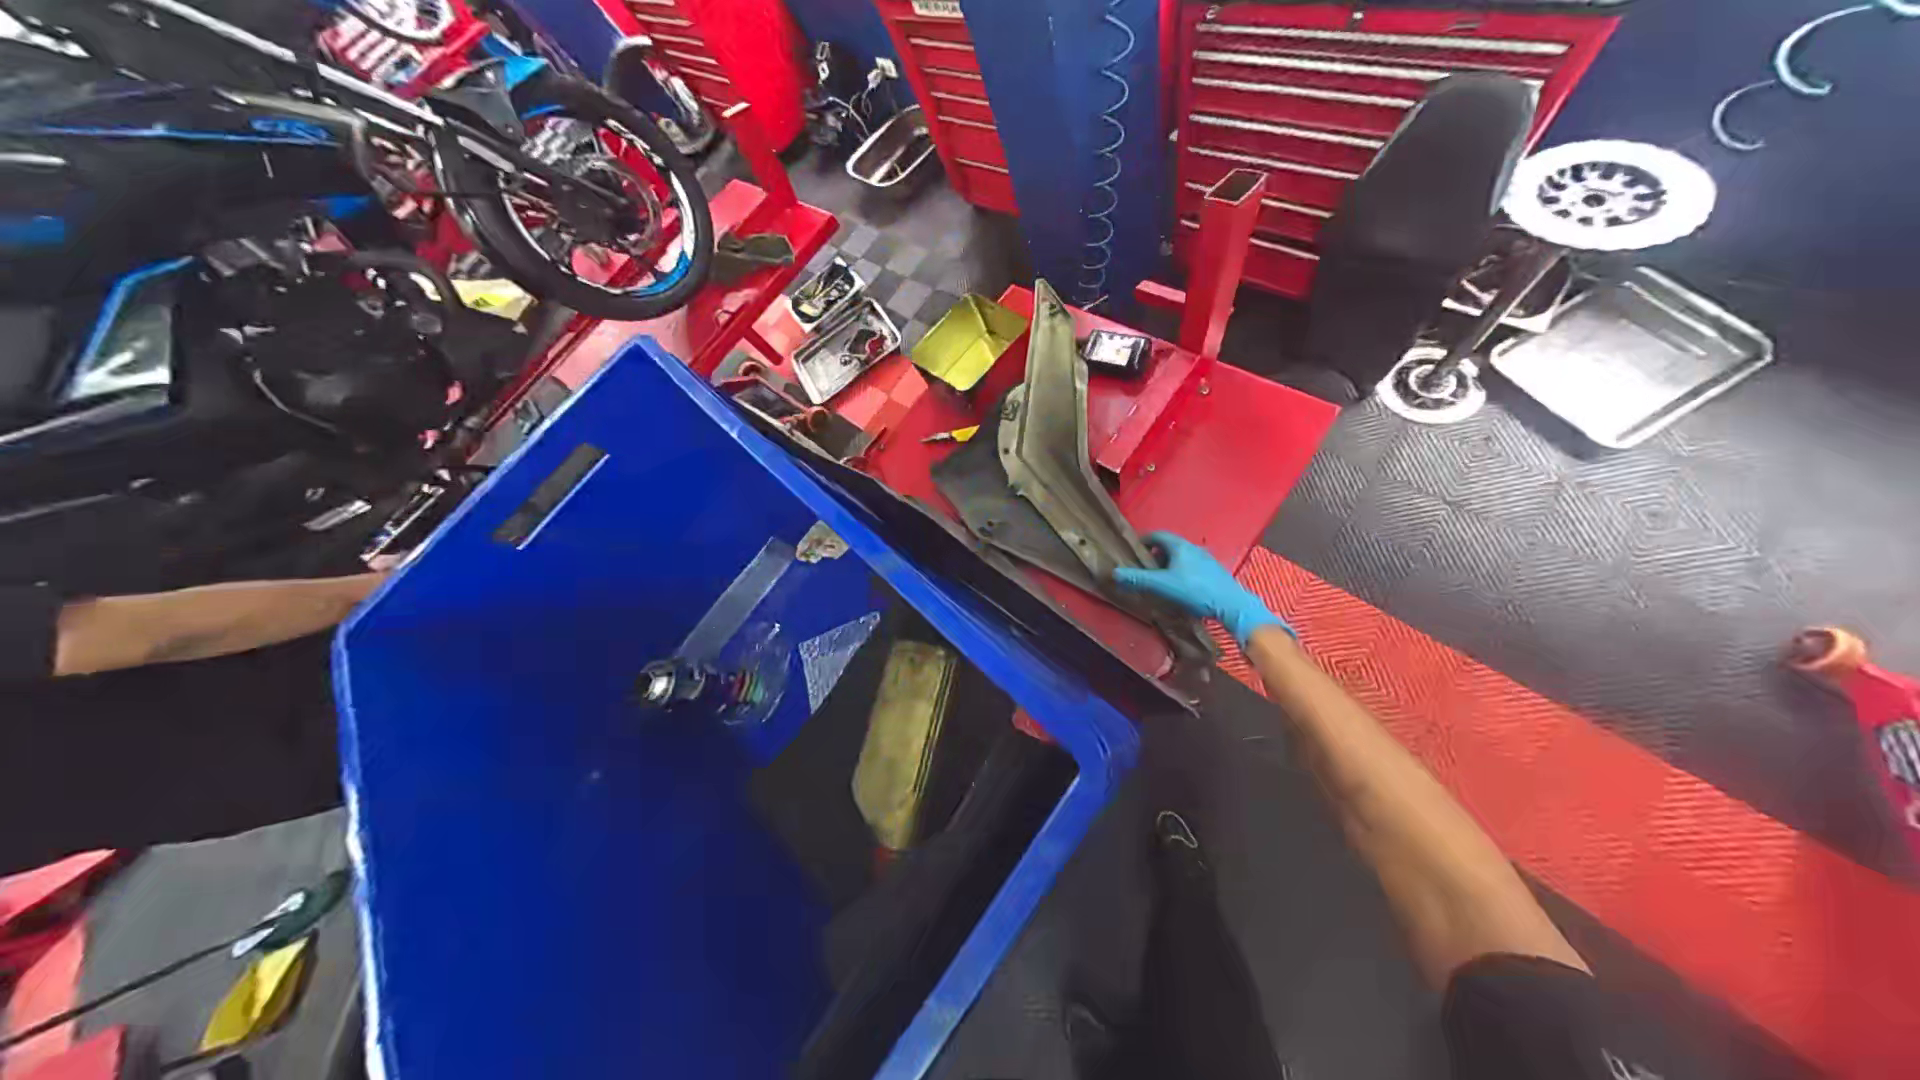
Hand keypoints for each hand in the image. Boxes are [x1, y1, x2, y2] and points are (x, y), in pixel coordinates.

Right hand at [1112, 531, 1290, 645]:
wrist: (1231, 605)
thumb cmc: (1194, 591)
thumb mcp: (1162, 585)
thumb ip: (1138, 579)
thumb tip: (1114, 573)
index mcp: (1180, 546)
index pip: (1157, 535)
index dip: (1143, 541)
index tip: (1133, 551)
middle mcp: (1193, 548)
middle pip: (1169, 546)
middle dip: (1154, 555)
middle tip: (1144, 569)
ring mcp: (1206, 559)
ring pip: (1181, 557)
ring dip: (1168, 565)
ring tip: (1160, 580)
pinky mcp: (1214, 572)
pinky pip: (1192, 566)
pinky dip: (1181, 572)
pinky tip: (1180, 588)